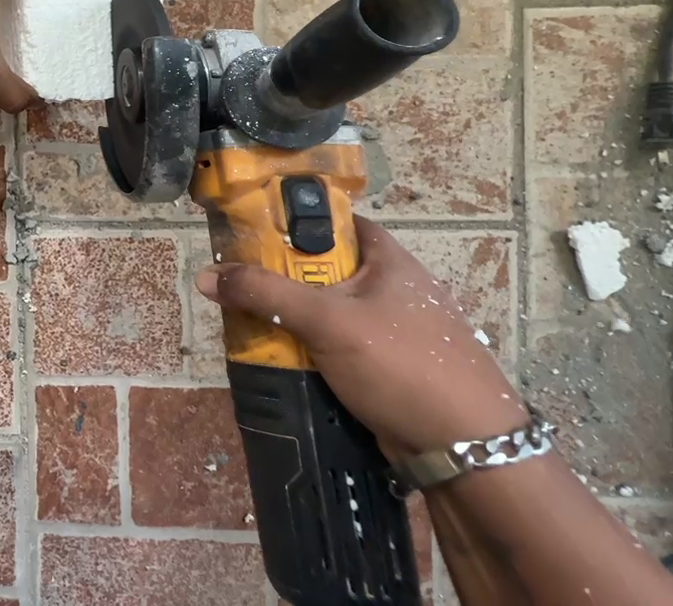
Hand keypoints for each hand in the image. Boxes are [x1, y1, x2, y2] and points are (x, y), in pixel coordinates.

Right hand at [195, 215, 527, 457]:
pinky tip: (277, 353)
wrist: (466, 453)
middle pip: (323, 268)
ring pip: (324, 309)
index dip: (296, 220)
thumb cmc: (404, 367)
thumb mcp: (328, 321)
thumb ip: (265, 294)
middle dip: (280, 275)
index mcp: (391, 263)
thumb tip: (206, 276)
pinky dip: (304, 345)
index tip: (251, 229)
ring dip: (289, 315)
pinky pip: (331, 343)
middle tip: (240, 279)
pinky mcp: (384, 366)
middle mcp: (392, 290)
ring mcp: (390, 330)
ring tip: (249, 317)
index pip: (338, 223)